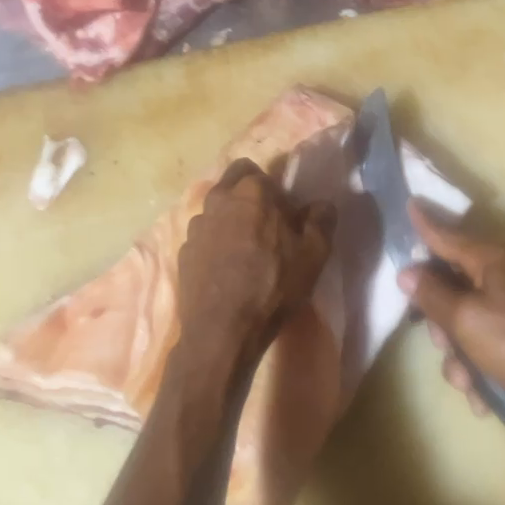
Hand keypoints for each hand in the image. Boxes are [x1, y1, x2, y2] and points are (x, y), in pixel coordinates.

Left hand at [179, 158, 335, 347]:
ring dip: (231, 220)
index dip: (276, 191)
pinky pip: (205, 238)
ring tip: (247, 252)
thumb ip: (321, 219)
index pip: (261, 172)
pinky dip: (216, 245)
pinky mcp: (183, 253)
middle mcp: (218, 200)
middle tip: (268, 226)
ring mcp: (196, 227)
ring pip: (217, 210)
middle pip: (234, 183)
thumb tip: (321, 205)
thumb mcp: (314, 253)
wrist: (222, 332)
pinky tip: (228, 271)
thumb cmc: (273, 285)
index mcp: (251, 190)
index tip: (287, 216)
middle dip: (249, 195)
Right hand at [396, 204, 504, 423]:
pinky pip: (484, 348)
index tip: (409, 202)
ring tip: (469, 381)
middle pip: (451, 288)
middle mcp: (501, 276)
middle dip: (441, 322)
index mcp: (490, 259)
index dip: (425, 225)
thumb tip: (407, 272)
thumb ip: (432, 295)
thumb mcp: (465, 319)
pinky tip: (485, 396)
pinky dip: (480, 371)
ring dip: (460, 357)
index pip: (446, 236)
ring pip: (464, 324)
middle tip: (443, 342)